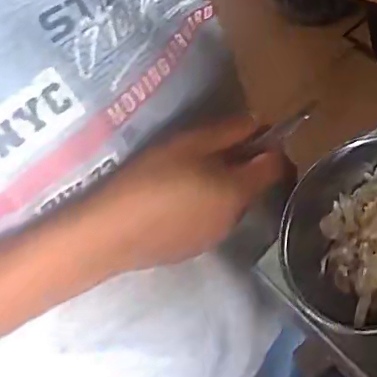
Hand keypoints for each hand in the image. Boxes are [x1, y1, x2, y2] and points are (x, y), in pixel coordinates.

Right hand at [70, 116, 288, 275]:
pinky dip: (204, 204)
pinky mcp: (185, 253)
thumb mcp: (192, 143)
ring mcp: (210, 240)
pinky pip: (209, 220)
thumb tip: (258, 123)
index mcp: (239, 192)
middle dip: (244, 164)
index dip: (271, 146)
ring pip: (231, 203)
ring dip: (223, 184)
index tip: (254, 133)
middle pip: (254, 185)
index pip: (277, 167)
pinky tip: (174, 196)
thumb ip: (231, 131)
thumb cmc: (150, 180)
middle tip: (216, 147)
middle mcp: (233, 220)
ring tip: (191, 169)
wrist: (100, 237)